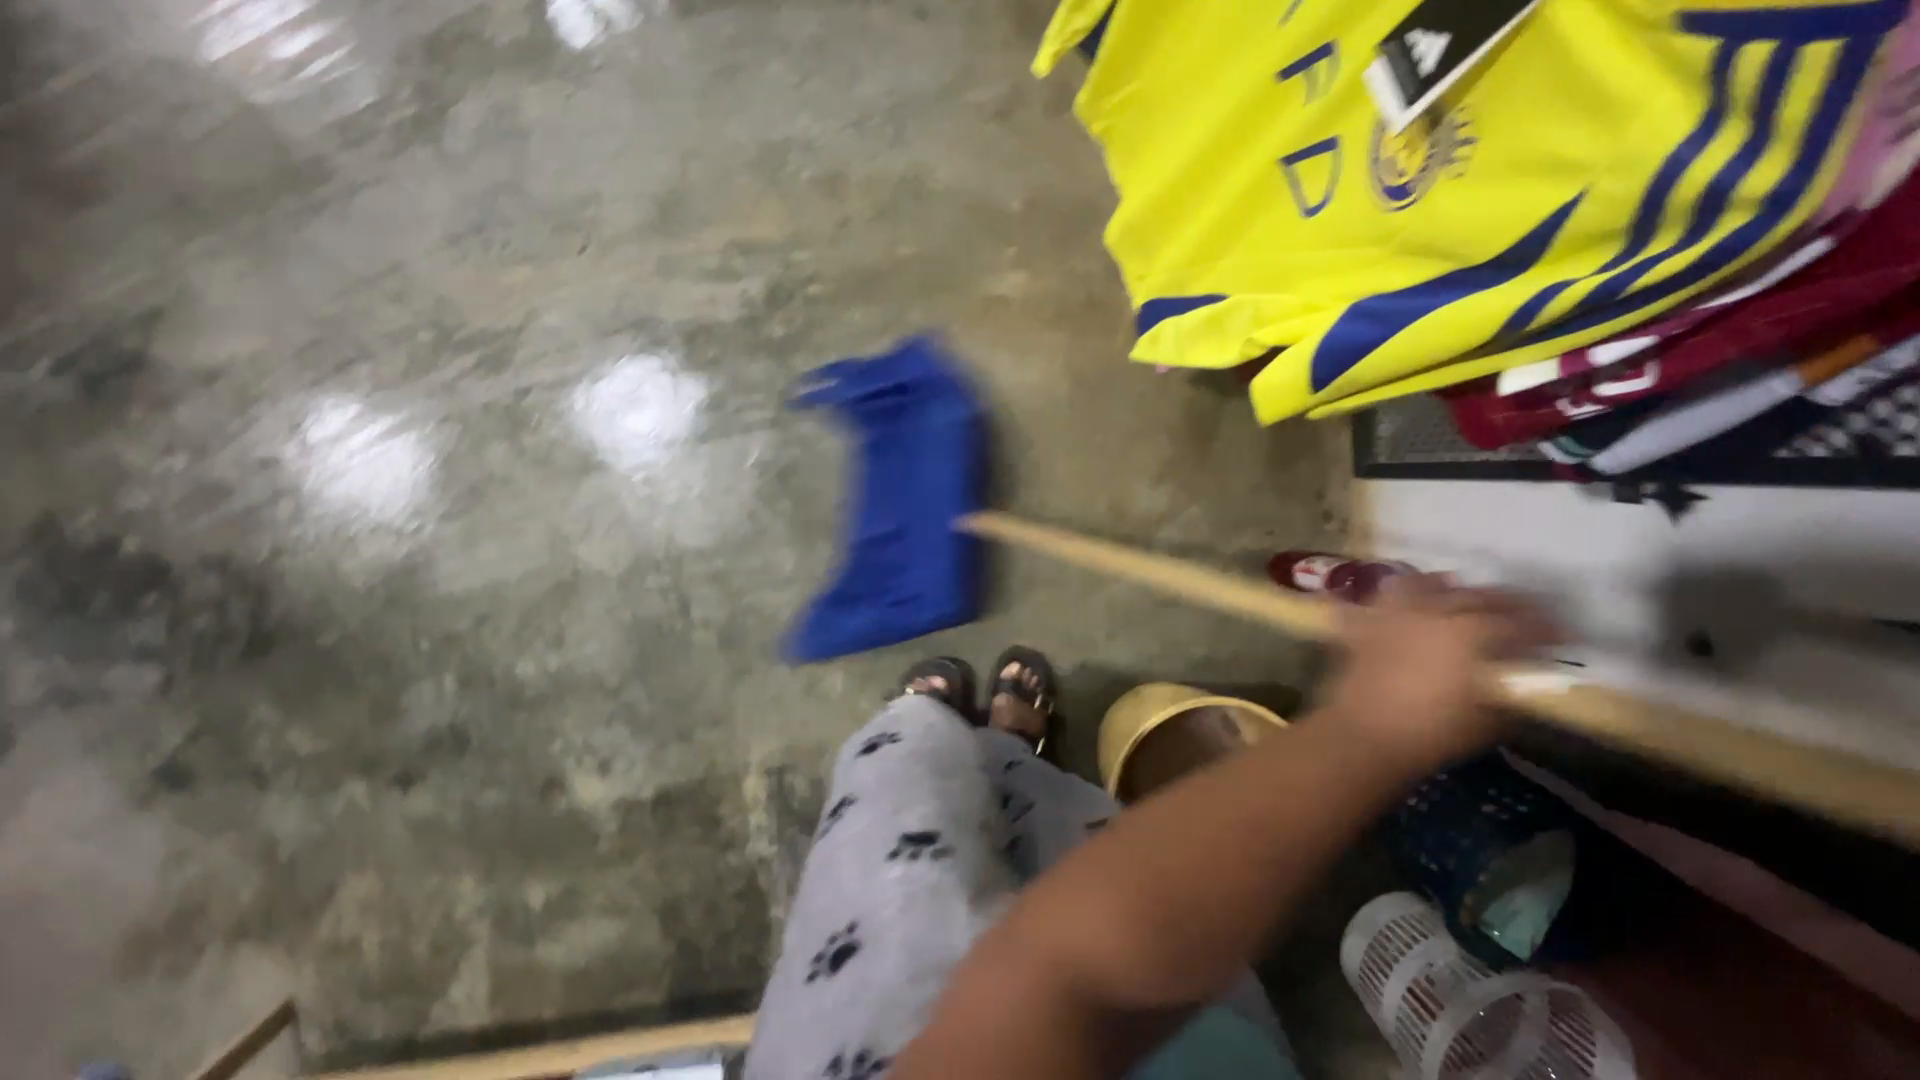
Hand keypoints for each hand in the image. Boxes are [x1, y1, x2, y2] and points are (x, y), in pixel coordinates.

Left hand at [1322, 573, 1560, 773]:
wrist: (1364, 736)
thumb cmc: (1432, 735)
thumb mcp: (1489, 720)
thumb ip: (1507, 691)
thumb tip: (1518, 680)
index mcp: (1472, 633)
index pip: (1521, 622)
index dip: (1546, 628)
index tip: (1563, 635)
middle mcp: (1433, 613)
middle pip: (1477, 596)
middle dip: (1508, 602)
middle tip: (1525, 612)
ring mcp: (1393, 615)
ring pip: (1423, 584)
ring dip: (1447, 587)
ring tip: (1459, 593)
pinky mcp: (1363, 627)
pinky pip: (1375, 600)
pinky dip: (1392, 595)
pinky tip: (1400, 599)